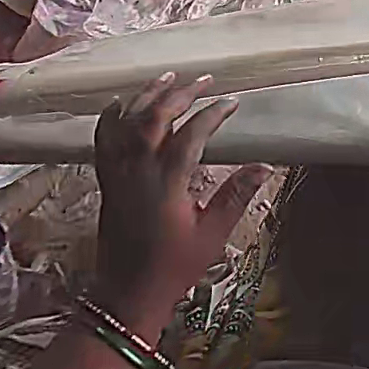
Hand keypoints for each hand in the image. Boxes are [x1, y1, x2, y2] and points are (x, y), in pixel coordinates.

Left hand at [93, 74, 269, 333]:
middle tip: (203, 80)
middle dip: (181, 93)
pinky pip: (103, 137)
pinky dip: (112, 116)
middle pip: (156, 117)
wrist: (127, 291)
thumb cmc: (173, 266)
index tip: (231, 102)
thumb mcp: (212, 235)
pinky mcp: (105, 177)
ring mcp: (117, 170)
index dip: (212, 114)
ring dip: (148, 95)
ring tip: (168, 77)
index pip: (191, 134)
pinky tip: (121, 102)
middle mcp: (138, 168)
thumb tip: (265, 166)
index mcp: (167, 182)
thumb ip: (236, 196)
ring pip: (127, 120)